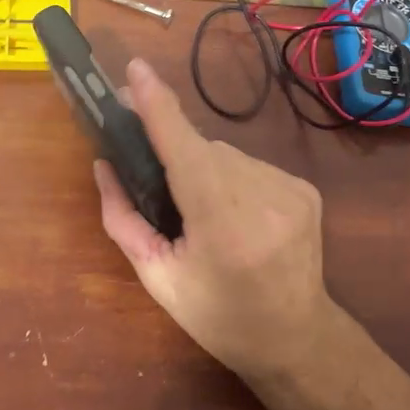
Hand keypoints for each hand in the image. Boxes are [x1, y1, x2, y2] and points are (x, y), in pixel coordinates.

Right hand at [94, 59, 339, 377]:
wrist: (296, 340)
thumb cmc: (217, 315)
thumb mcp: (159, 279)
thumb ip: (124, 219)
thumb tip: (104, 165)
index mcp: (221, 224)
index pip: (183, 149)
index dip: (157, 106)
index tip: (136, 69)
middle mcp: (261, 196)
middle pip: (201, 150)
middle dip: (178, 159)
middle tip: (168, 195)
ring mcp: (290, 189)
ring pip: (226, 155)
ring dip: (207, 172)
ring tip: (210, 217)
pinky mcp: (305, 189)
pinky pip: (251, 165)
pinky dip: (234, 181)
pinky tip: (239, 217)